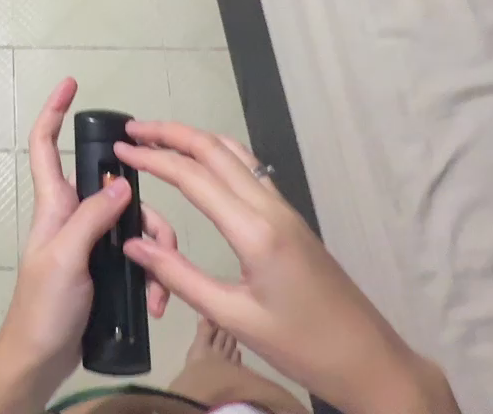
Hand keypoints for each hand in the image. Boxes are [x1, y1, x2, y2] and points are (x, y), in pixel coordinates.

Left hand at [0, 78, 178, 413]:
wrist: (42, 359)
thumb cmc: (43, 307)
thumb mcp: (66, 258)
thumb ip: (91, 218)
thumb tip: (122, 183)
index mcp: (54, 205)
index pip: (46, 145)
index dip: (53, 111)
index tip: (69, 84)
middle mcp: (72, 215)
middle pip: (114, 188)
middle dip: (143, 209)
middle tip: (156, 240)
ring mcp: (89, 241)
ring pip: (133, 223)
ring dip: (154, 252)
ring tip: (159, 287)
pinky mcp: (104, 267)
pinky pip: (137, 256)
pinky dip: (152, 275)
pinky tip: (156, 301)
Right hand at [116, 122, 458, 413]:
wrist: (373, 363)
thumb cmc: (303, 347)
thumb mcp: (234, 319)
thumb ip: (179, 276)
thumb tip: (133, 243)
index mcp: (254, 230)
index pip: (192, 176)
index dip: (152, 158)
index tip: (120, 148)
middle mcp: (269, 207)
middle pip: (213, 150)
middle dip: (169, 133)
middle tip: (131, 129)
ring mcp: (283, 208)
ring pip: (233, 153)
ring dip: (193, 138)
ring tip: (158, 137)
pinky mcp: (289, 217)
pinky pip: (248, 168)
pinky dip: (216, 152)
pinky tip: (201, 161)